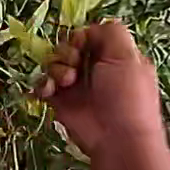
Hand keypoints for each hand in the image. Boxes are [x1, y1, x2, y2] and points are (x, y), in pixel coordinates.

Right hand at [34, 20, 164, 157]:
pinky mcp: (60, 102)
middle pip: (68, 47)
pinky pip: (43, 85)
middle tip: (74, 65)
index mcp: (114, 56)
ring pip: (54, 64)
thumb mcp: (128, 56)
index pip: (89, 36)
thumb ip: (110, 32)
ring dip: (55, 69)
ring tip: (66, 82)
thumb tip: (87, 31)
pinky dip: (42, 85)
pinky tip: (47, 91)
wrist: (117, 139)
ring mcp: (76, 86)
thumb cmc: (127, 96)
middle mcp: (94, 69)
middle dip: (66, 52)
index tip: (81, 46)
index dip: (81, 37)